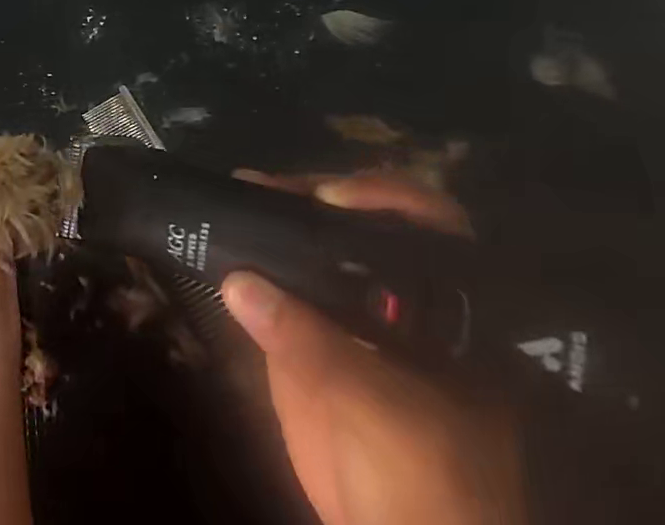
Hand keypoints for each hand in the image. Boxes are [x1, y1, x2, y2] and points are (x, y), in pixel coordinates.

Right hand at [225, 172, 522, 524]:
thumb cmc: (425, 478)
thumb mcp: (376, 406)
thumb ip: (308, 342)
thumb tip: (238, 283)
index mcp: (441, 304)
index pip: (427, 223)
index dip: (387, 196)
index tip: (334, 197)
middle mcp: (396, 295)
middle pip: (361, 225)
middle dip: (317, 197)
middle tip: (273, 186)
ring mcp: (349, 313)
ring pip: (316, 252)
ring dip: (280, 221)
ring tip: (244, 192)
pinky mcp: (310, 336)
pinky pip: (279, 292)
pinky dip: (252, 268)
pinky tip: (224, 244)